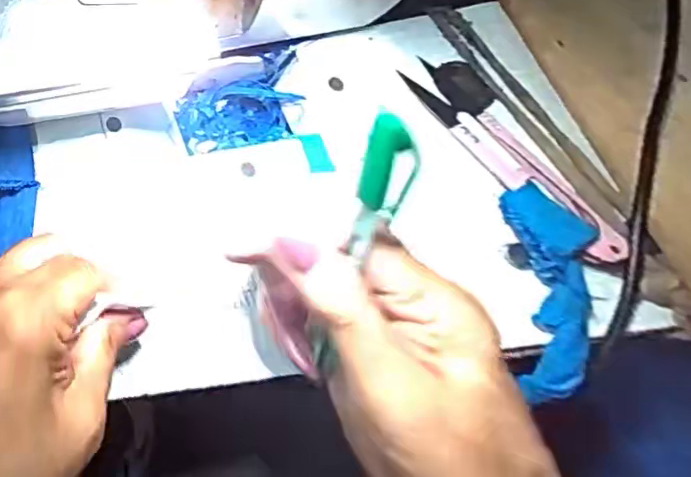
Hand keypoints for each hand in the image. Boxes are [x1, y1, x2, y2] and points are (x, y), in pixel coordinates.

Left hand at [0, 235, 146, 476]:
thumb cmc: (9, 462)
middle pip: (53, 249)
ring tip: (67, 322)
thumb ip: (104, 353)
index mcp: (24, 313)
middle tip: (101, 316)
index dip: (114, 288)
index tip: (129, 309)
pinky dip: (21, 280)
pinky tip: (31, 320)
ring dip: (52, 273)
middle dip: (83, 275)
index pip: (84, 269)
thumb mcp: (77, 420)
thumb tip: (125, 316)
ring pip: (24, 252)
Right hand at [239, 237, 557, 476]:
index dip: (294, 236)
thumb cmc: (447, 461)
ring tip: (298, 353)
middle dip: (292, 284)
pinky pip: (320, 309)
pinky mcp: (371, 341)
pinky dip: (300, 327)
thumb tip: (292, 239)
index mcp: (432, 298)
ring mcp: (391, 321)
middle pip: (327, 255)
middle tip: (282, 325)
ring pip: (316, 281)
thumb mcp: (388, 382)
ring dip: (291, 310)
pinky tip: (304, 356)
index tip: (244, 248)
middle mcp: (413, 299)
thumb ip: (341, 305)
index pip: (349, 236)